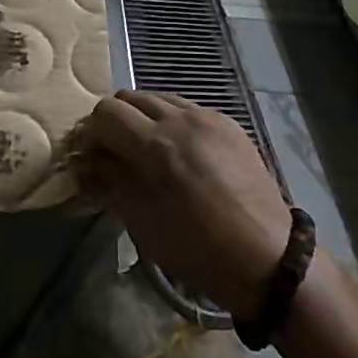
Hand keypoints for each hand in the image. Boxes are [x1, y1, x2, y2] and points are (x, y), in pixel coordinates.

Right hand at [71, 91, 291, 318]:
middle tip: (115, 152)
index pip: (106, 113)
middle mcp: (181, 120)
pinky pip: (187, 109)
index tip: (91, 156)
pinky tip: (179, 153)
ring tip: (147, 151)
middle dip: (115, 121)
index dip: (92, 132)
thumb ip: (110, 182)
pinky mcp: (230, 125)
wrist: (270, 260)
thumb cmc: (199, 249)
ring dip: (142, 118)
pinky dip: (171, 122)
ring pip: (159, 98)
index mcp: (156, 145)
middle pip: (130, 97)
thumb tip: (87, 162)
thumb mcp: (143, 222)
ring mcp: (209, 118)